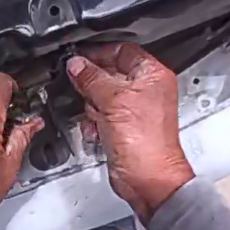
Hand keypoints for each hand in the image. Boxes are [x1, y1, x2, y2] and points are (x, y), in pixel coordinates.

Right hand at [66, 42, 194, 221]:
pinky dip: (94, 122)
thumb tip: (76, 65)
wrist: (147, 178)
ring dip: (92, 106)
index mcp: (152, 76)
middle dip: (93, 84)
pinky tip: (95, 130)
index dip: (99, 52)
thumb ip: (92, 78)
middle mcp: (146, 91)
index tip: (79, 58)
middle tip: (82, 90)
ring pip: (102, 96)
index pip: (123, 51)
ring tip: (94, 116)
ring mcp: (134, 110)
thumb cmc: (145, 142)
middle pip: (109, 73)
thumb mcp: (113, 100)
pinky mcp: (123, 128)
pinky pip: (100, 116)